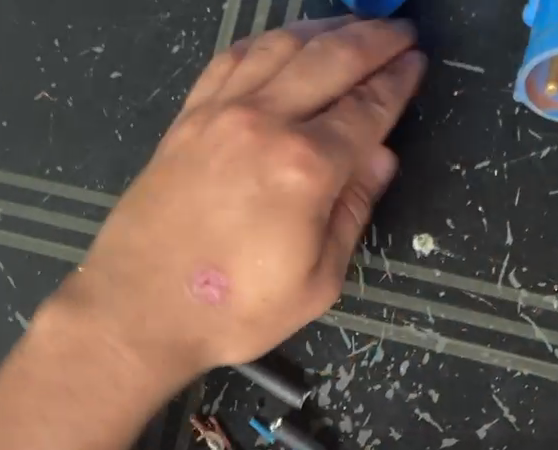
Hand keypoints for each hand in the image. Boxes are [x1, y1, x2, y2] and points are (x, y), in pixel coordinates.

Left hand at [53, 17, 425, 389]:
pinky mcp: (187, 119)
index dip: (396, 84)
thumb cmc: (235, 312)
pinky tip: (283, 43)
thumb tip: (381, 160)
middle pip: (329, 61)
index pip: (365, 111)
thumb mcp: (316, 284)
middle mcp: (265, 123)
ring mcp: (220, 114)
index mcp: (306, 169)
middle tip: (400, 31)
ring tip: (352, 27)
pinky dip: (266, 42)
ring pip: (281, 47)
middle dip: (372, 41)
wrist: (142, 310)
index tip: (416, 64)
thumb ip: (352, 215)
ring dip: (324, 30)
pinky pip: (232, 60)